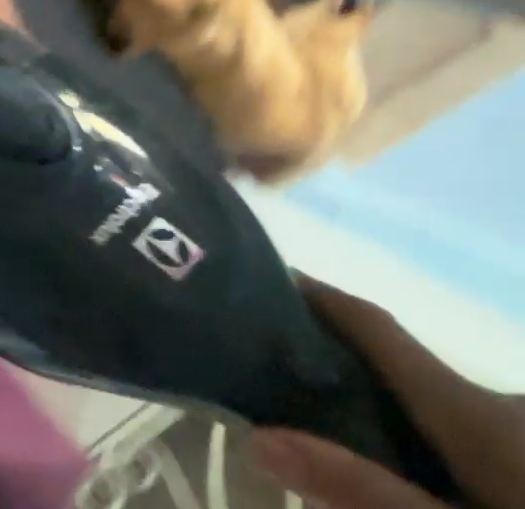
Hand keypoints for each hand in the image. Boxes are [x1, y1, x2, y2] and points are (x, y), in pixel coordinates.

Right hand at [251, 278, 524, 508]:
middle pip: (406, 375)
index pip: (374, 324)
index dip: (316, 293)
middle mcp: (504, 407)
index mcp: (470, 409)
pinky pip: (486, 448)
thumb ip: (365, 492)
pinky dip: (443, 457)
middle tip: (288, 399)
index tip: (259, 271)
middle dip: (349, 380)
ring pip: (449, 419)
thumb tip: (258, 437)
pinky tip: (429, 488)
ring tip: (357, 460)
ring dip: (400, 428)